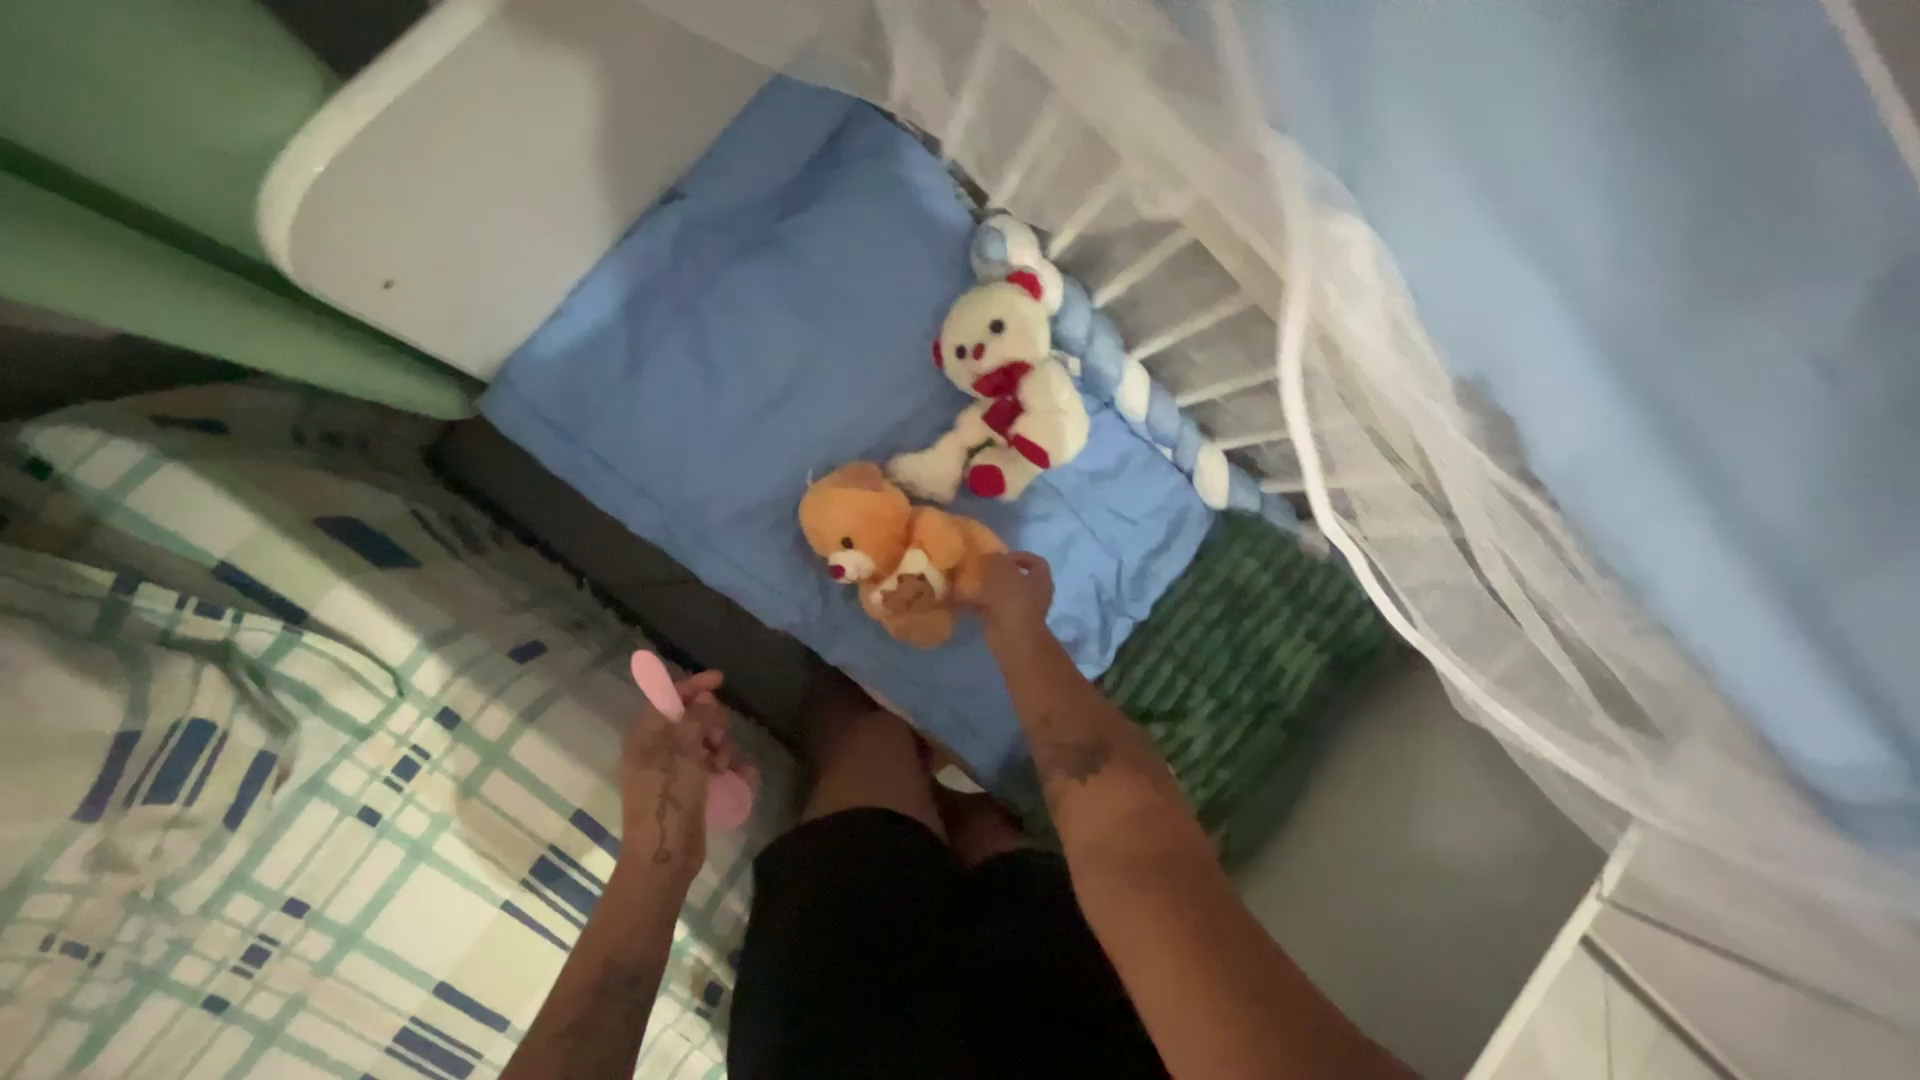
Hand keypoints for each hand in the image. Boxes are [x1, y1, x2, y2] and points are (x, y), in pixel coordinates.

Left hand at [619, 670, 735, 876]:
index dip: (692, 686)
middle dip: (712, 723)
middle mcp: (656, 750)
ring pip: (704, 742)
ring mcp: (672, 770)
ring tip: (727, 764)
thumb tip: (705, 698)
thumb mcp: (683, 751)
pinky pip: (710, 766)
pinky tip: (740, 776)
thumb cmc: (668, 798)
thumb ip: (695, 719)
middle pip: (690, 719)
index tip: (720, 680)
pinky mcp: (688, 789)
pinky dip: (725, 767)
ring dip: (722, 747)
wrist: (665, 855)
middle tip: (720, 736)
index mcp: (644, 737)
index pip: (667, 699)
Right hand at [961, 552, 1053, 634]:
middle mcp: (1034, 595)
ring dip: (986, 588)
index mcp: (1041, 580)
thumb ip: (994, 559)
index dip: (1020, 556)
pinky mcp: (1004, 623)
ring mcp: (1020, 611)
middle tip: (982, 568)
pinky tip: (964, 597)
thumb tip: (988, 558)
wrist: (1012, 636)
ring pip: (1002, 594)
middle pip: (1016, 579)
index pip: (1036, 562)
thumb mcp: (1002, 569)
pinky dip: (979, 602)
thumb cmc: (1013, 598)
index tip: (1002, 556)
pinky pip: (990, 608)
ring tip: (969, 581)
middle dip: (998, 573)